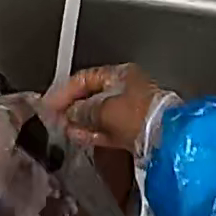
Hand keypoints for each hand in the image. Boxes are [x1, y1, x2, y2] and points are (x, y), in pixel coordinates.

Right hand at [42, 64, 176, 157]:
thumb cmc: (140, 115)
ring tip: (62, 130)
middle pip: (92, 96)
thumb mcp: (105, 110)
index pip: (86, 77)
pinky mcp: (132, 129)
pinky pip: (106, 128)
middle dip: (71, 107)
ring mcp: (129, 109)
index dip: (65, 90)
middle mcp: (125, 88)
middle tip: (53, 118)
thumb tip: (69, 114)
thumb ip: (83, 111)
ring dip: (79, 122)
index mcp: (121, 74)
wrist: (166, 140)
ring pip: (98, 114)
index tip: (49, 103)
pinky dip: (92, 132)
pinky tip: (78, 137)